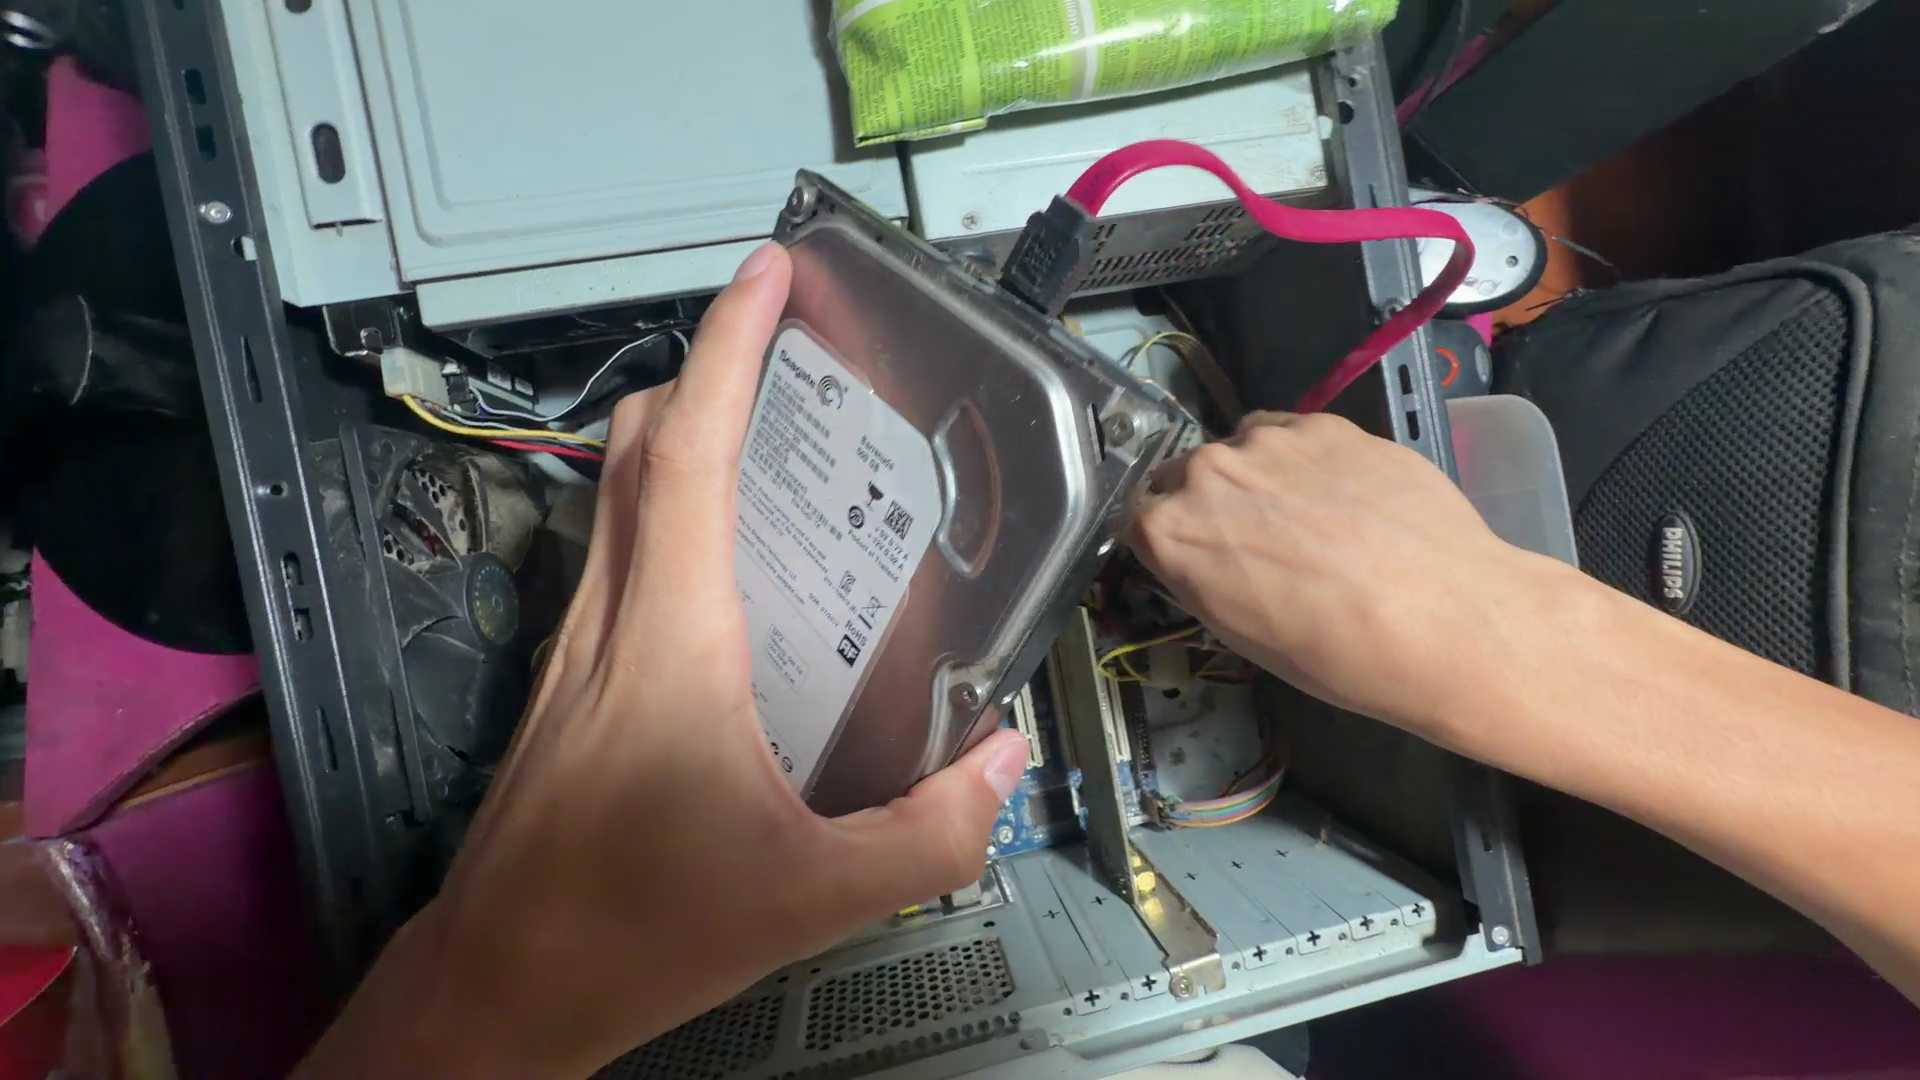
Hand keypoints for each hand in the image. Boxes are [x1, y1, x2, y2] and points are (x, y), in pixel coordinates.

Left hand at [299, 244, 1029, 1079]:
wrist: (502, 987)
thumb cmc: (630, 933)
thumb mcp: (812, 896)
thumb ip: (927, 836)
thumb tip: (997, 768)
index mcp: (671, 643)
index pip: (694, 455)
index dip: (731, 349)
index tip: (768, 280)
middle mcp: (615, 618)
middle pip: (647, 445)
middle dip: (713, 367)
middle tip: (788, 346)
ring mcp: (585, 639)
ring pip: (626, 487)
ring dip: (691, 428)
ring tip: (774, 421)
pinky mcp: (580, 670)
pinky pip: (626, 545)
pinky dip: (676, 501)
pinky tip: (738, 546)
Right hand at [1128, 411, 1566, 746]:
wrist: (1445, 619)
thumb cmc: (1331, 651)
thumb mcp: (1235, 630)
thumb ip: (1194, 573)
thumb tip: (1195, 551)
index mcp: (1167, 531)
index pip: (1133, 517)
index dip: (1161, 537)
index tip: (1189, 553)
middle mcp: (1202, 473)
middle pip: (1179, 478)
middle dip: (1202, 503)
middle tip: (1251, 539)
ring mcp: (1263, 440)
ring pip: (1235, 451)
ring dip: (1251, 476)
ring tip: (1306, 514)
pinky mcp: (1321, 421)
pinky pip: (1286, 433)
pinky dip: (1297, 458)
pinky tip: (1337, 493)